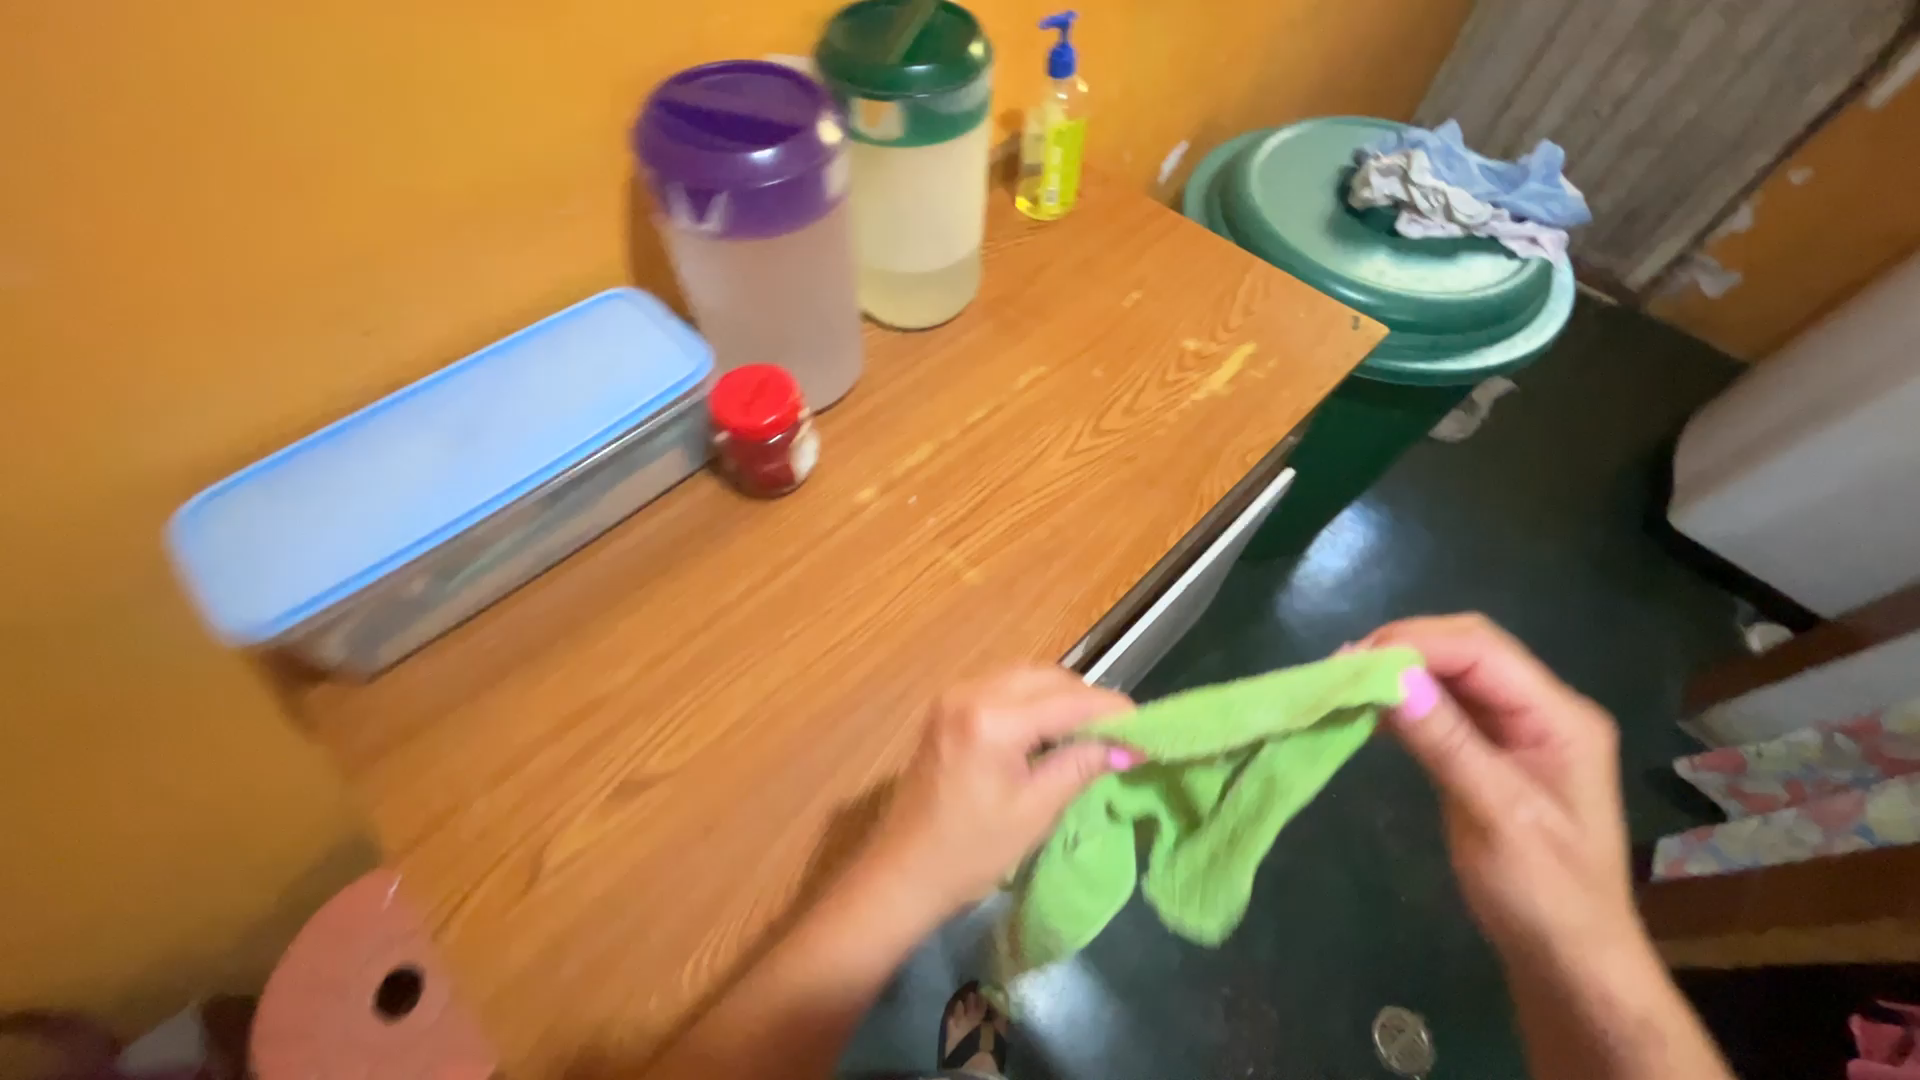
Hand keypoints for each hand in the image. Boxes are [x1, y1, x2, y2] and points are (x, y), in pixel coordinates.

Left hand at [853, 666, 1139, 921]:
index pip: (1068, 700)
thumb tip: (1131, 747)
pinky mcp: (946, 707)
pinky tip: (1049, 727)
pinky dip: (1032, 699)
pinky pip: (1002, 686)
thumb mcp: (1036, 811)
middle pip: (1046, 677)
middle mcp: (970, 693)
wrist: (903, 872)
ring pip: (1024, 676)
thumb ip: (1081, 766)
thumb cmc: (972, 852)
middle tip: (1119, 732)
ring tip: (1090, 731)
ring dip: (1059, 696)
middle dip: (1086, 699)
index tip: (1147, 727)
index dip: (1112, 710)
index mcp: (992, 720)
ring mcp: (953, 696)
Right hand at [1360, 615, 1641, 965]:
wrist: (1568, 957)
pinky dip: (1402, 698)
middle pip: (1467, 647)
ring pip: (1451, 670)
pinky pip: (1441, 702)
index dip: (1415, 644)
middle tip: (1342, 666)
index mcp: (1559, 718)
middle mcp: (1540, 709)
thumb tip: (1390, 676)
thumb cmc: (1544, 893)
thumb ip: (1444, 740)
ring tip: (1345, 681)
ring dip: (1398, 669)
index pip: (1482, 651)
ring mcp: (1515, 726)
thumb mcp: (1494, 815)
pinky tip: (1367, 707)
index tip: (1351, 662)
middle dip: (1404, 647)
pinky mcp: (1487, 745)